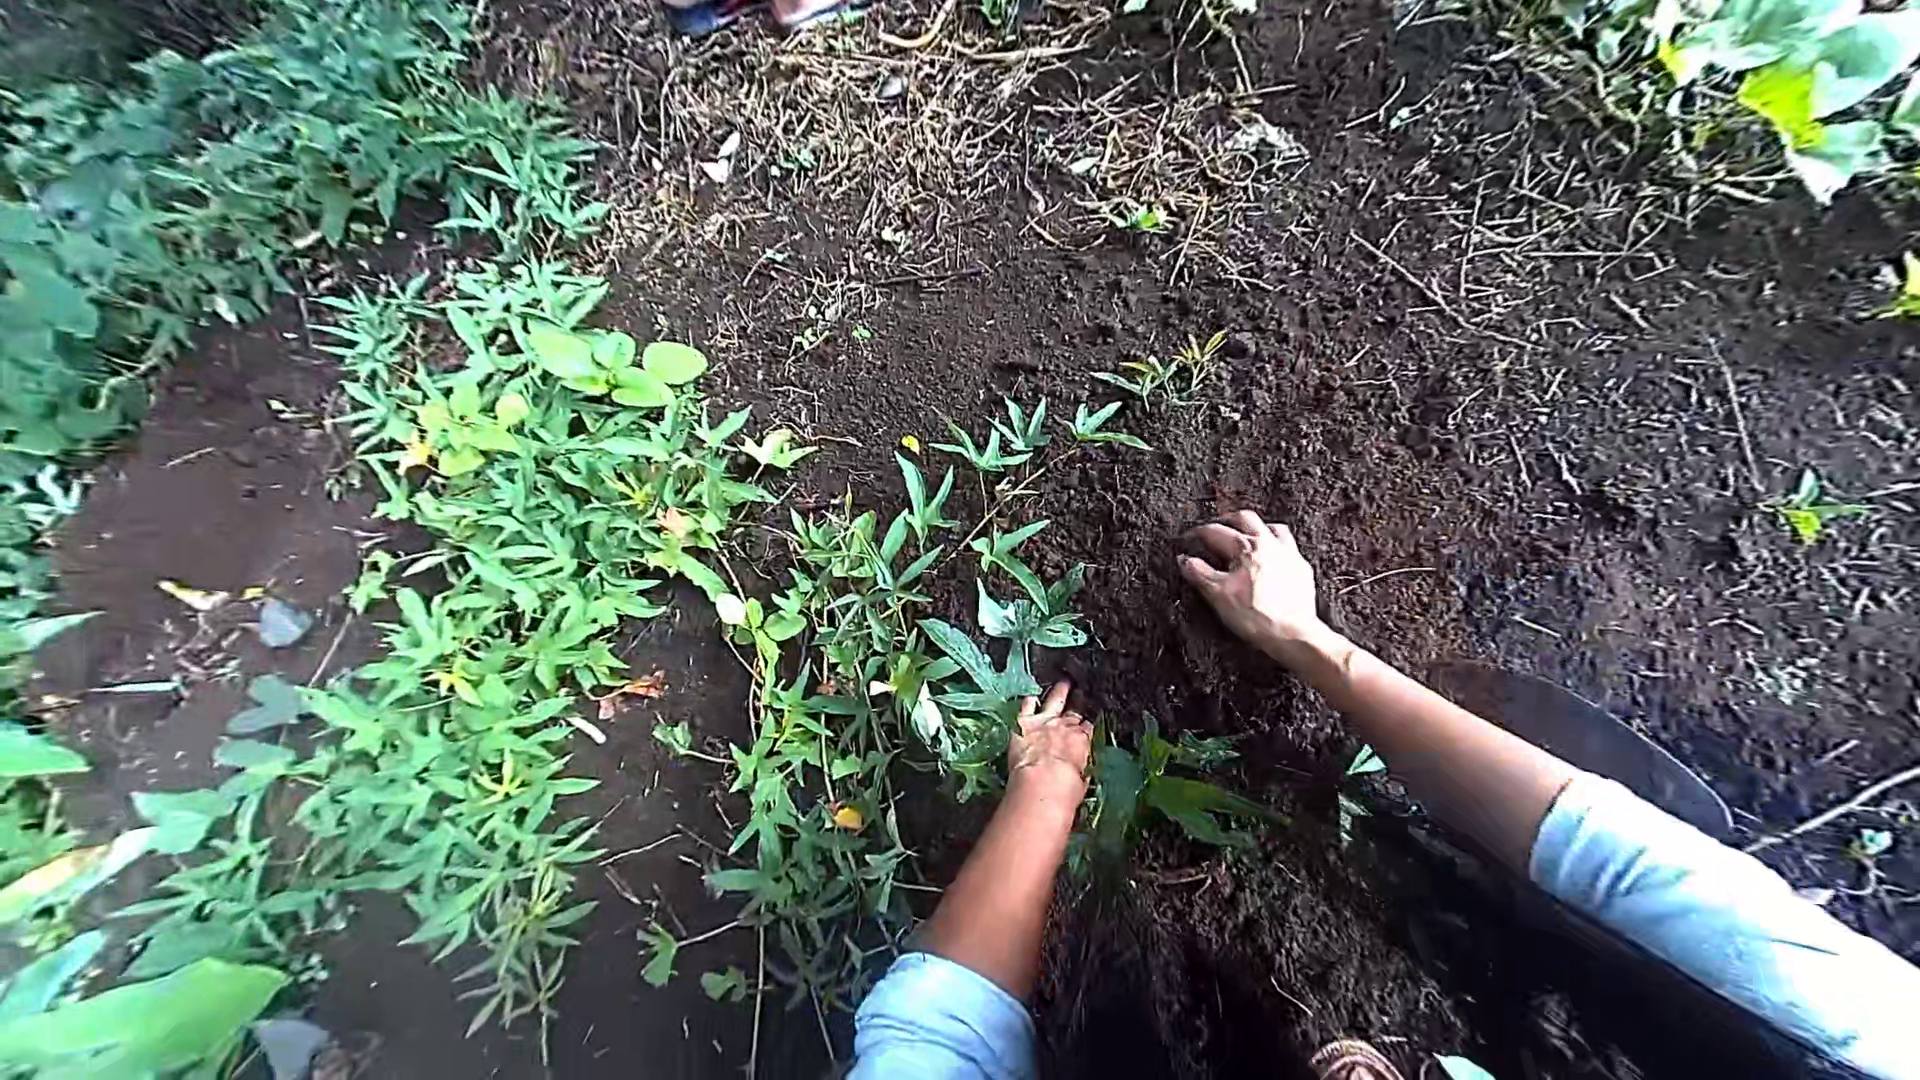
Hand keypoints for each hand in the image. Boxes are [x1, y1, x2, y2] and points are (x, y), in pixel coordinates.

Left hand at [1007, 681, 1091, 803]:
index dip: (1087, 723)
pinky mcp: (1023, 722)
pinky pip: (1028, 705)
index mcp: (1081, 740)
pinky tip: (1032, 696)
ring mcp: (1043, 720)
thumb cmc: (1065, 789)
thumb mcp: (1082, 782)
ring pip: (1054, 699)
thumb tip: (1081, 772)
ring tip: (1064, 682)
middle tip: (1080, 694)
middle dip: (1078, 702)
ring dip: (1059, 691)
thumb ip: (1081, 771)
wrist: (1041, 782)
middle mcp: (1064, 726)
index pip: (1087, 727)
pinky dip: (1030, 700)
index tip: (1088, 720)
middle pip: (1073, 711)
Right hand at [1180, 511, 1337, 662]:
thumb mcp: (1217, 594)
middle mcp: (1268, 545)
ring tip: (1246, 537)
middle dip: (1227, 520)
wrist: (1293, 634)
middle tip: (1216, 528)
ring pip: (1272, 528)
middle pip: (1246, 518)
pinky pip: (1288, 547)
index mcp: (1245, 548)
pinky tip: (1269, 558)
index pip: (1215, 532)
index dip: (1196, 534)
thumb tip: (1185, 560)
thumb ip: (1198, 573)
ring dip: (1256, 529)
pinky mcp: (1301, 569)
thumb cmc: (1256, 616)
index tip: (1188, 538)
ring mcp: (1288, 555)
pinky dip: (1274, 547)